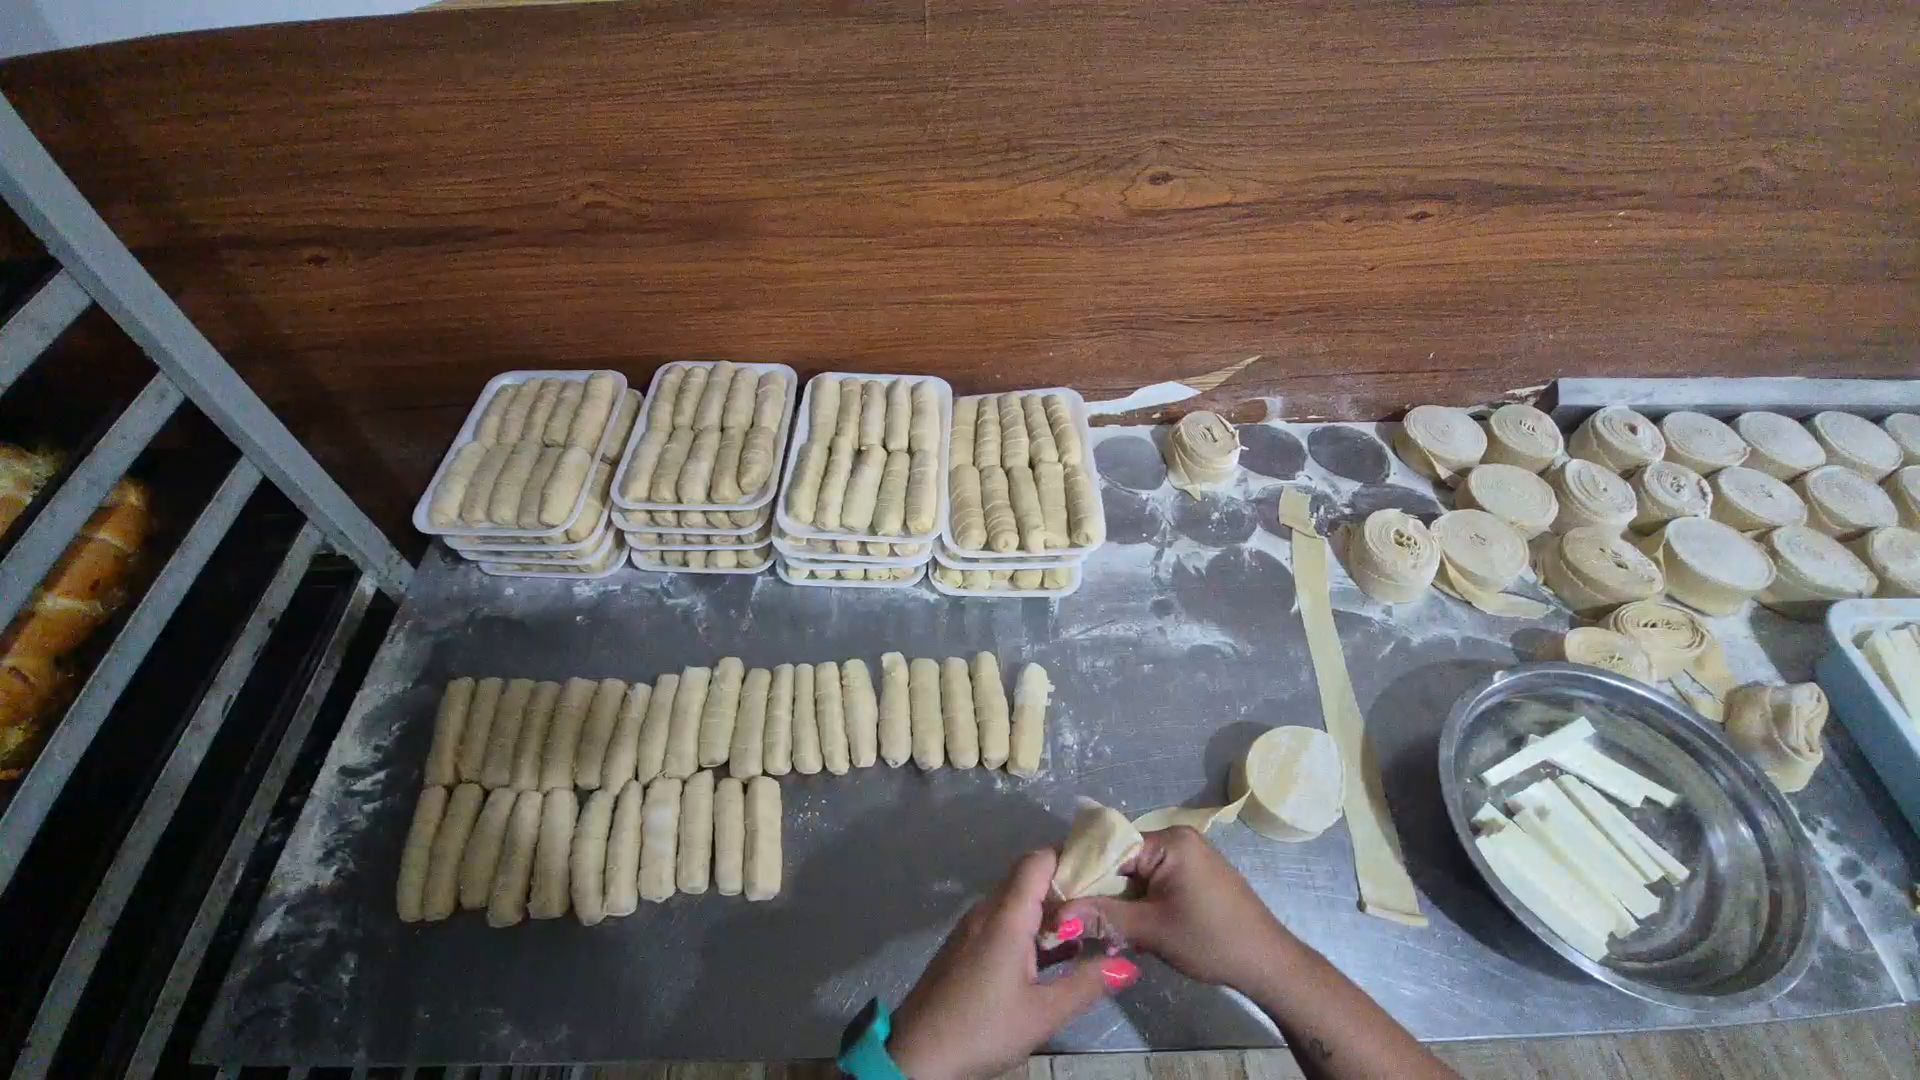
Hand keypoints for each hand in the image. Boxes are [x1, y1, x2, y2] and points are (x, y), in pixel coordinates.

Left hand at [889, 850, 1139, 1079]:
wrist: (917, 1056)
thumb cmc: (982, 1029)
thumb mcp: (1042, 1014)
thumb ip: (1086, 984)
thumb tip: (1128, 965)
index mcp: (1005, 915)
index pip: (1038, 861)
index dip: (1071, 858)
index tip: (1104, 873)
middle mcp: (987, 910)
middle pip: (1028, 876)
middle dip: (1066, 885)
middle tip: (1104, 904)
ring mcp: (973, 927)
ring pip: (1016, 899)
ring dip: (1048, 908)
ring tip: (1088, 928)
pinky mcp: (966, 945)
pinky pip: (1003, 918)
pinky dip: (1029, 925)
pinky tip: (1051, 953)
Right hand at [1053, 826, 1294, 992]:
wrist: (1269, 964)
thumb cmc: (1211, 940)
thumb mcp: (1152, 930)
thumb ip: (1103, 917)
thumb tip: (1058, 916)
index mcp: (1170, 841)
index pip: (1112, 847)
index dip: (1084, 872)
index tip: (1060, 897)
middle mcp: (1178, 839)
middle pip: (1122, 859)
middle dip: (1102, 891)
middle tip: (1079, 921)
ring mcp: (1188, 857)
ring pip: (1136, 874)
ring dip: (1120, 901)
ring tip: (1103, 931)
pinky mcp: (1194, 876)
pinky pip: (1154, 881)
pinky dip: (1139, 902)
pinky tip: (1130, 929)